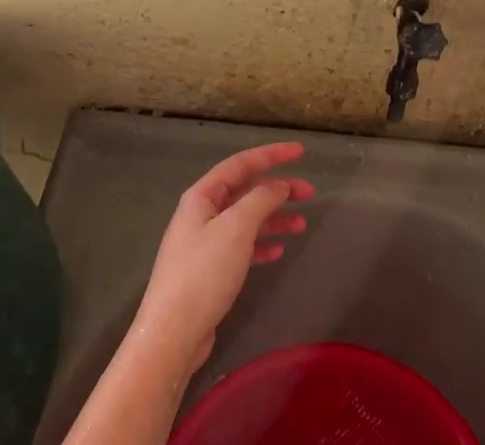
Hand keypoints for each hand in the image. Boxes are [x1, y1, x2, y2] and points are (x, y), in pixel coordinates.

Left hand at [132, 142, 313, 371]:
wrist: (174, 332)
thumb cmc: (204, 272)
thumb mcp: (237, 227)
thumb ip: (261, 199)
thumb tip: (278, 185)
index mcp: (202, 196)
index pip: (240, 164)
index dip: (271, 155)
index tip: (300, 151)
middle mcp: (201, 214)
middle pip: (245, 191)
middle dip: (278, 189)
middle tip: (310, 193)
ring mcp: (204, 243)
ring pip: (246, 219)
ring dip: (274, 218)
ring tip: (302, 226)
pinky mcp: (209, 270)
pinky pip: (241, 246)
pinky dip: (261, 243)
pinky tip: (278, 250)